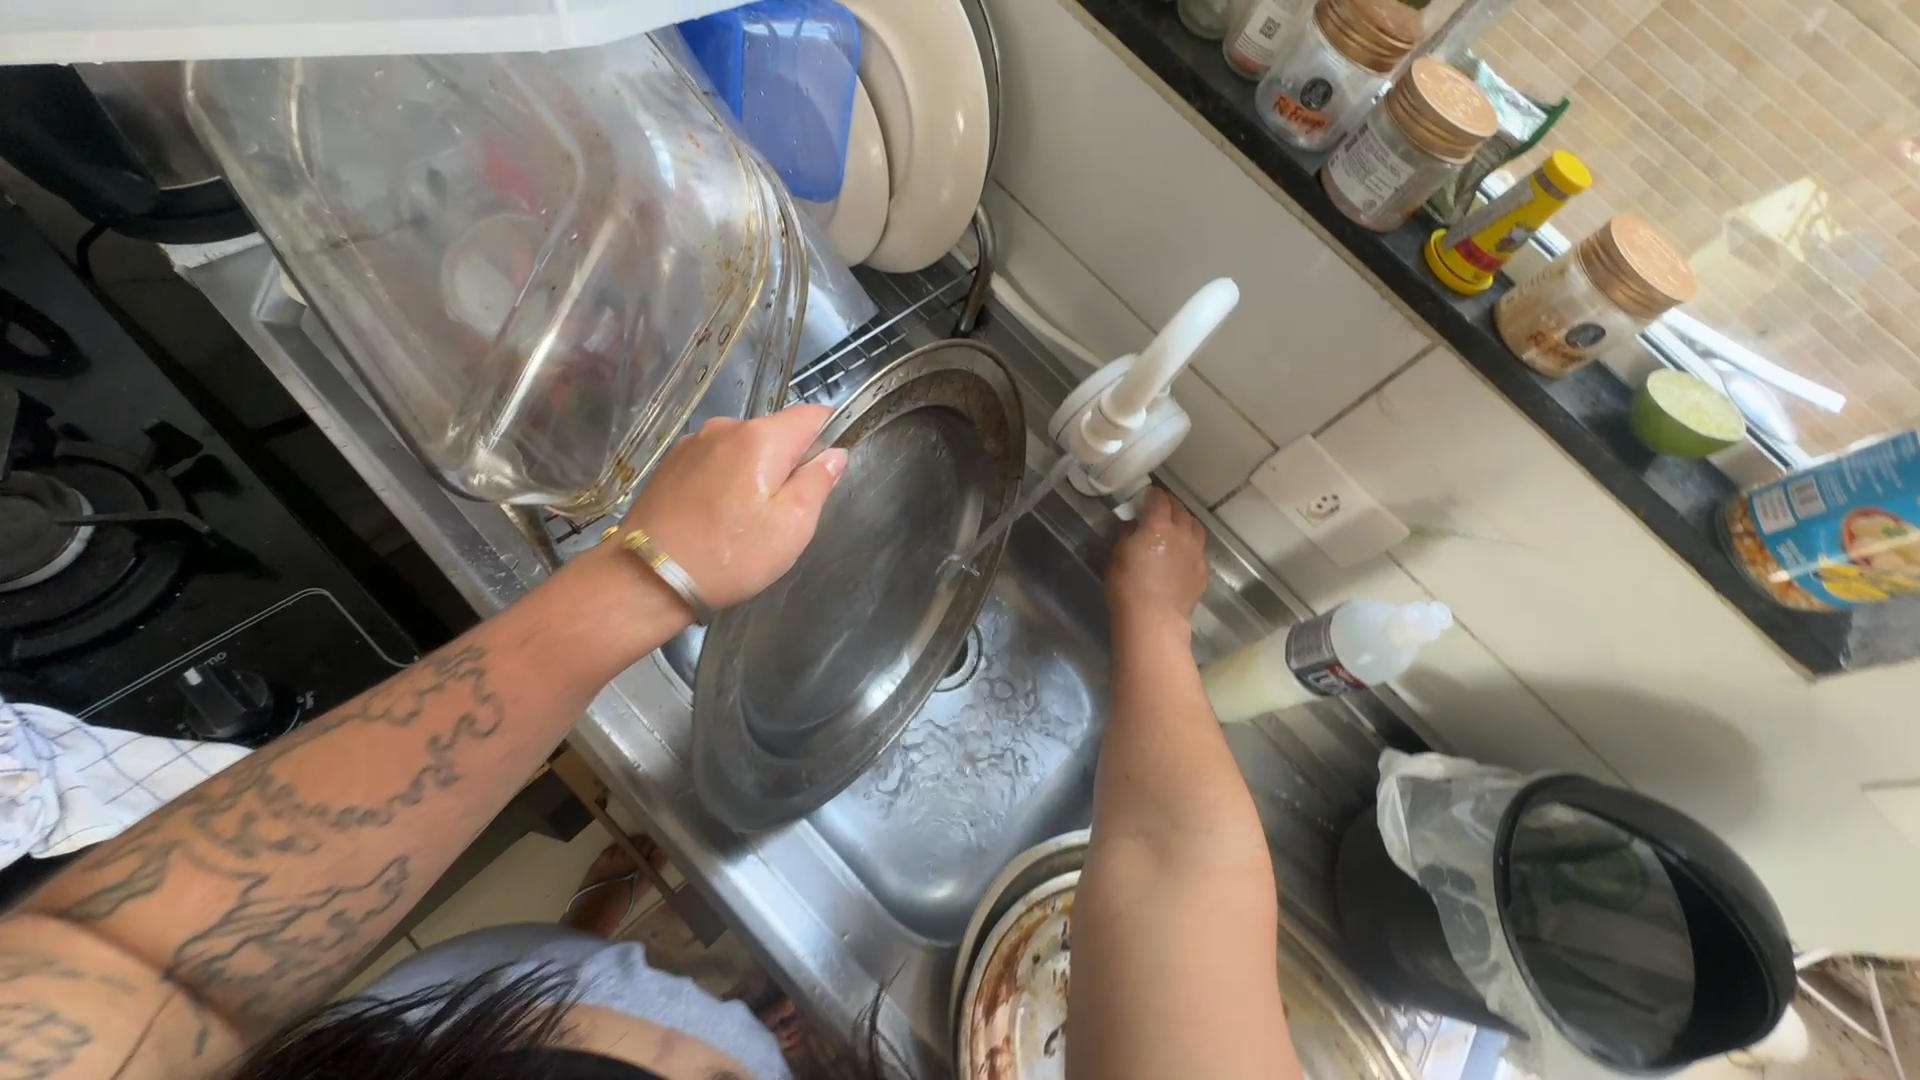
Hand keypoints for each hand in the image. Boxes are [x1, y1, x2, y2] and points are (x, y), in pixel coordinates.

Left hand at [610, 405, 847, 610]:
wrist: (646, 578)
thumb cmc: (730, 556)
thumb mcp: (792, 527)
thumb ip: (818, 483)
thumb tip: (835, 454)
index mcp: (761, 438)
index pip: (812, 415)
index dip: (831, 434)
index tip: (829, 469)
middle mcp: (725, 427)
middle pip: (776, 432)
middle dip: (790, 462)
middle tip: (786, 511)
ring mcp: (694, 443)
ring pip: (745, 447)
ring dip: (757, 471)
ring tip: (747, 518)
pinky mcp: (671, 463)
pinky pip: (716, 460)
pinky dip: (727, 478)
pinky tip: (718, 515)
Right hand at [1107, 488, 1207, 628]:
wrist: (1153, 620)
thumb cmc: (1127, 588)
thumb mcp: (1116, 557)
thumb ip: (1126, 535)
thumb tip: (1133, 525)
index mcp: (1158, 526)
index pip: (1158, 499)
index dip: (1151, 494)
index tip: (1145, 496)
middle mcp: (1182, 534)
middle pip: (1179, 509)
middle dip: (1169, 504)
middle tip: (1158, 507)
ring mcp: (1196, 552)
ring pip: (1195, 526)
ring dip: (1184, 520)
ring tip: (1175, 524)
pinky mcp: (1203, 570)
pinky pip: (1199, 547)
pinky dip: (1190, 542)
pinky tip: (1182, 550)